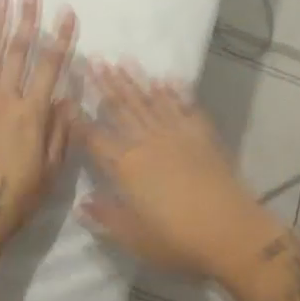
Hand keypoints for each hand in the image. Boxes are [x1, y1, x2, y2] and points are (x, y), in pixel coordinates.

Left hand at [0, 0, 77, 267]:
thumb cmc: (16, 200)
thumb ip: (61, 131)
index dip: (60, 37)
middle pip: (18, 51)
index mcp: (32, 114)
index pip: (50, 66)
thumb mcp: (51, 171)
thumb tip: (69, 97)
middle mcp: (4, 101)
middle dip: (26, 17)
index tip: (66, 10)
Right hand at [74, 63, 276, 278]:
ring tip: (123, 60)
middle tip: (95, 60)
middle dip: (107, 85)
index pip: (96, 138)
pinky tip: (167, 80)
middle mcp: (148, 143)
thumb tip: (82, 203)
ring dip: (136, 81)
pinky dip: (175, 92)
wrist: (231, 231)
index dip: (80, 120)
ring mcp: (177, 135)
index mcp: (126, 167)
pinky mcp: (202, 136)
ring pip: (151, 102)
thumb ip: (107, 216)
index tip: (68, 97)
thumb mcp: (134, 237)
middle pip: (122, 109)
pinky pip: (185, 108)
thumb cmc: (178, 240)